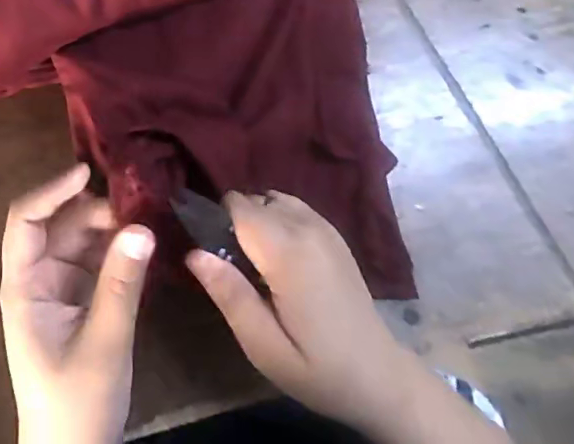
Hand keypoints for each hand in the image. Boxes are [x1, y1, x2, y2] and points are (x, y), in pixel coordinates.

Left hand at [0, 164, 154, 443]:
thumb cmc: (75, 404)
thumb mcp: (104, 343)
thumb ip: (121, 284)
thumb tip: (142, 226)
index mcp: (24, 286)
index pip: (24, 221)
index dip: (51, 191)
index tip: (88, 171)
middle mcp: (37, 278)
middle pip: (59, 225)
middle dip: (93, 209)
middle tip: (137, 205)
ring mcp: (58, 287)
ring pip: (80, 238)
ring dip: (109, 226)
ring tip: (146, 218)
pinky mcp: (79, 299)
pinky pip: (95, 259)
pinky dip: (117, 247)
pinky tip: (143, 241)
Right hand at [185, 191, 508, 443]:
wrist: (380, 376)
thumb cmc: (317, 369)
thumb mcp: (264, 347)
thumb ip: (229, 295)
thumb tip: (193, 253)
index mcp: (286, 251)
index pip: (236, 205)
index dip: (215, 220)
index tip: (210, 251)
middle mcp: (306, 226)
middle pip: (252, 199)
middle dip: (234, 223)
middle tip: (235, 269)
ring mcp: (323, 225)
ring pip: (270, 198)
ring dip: (256, 219)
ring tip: (256, 262)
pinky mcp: (333, 231)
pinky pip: (291, 206)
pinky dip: (277, 218)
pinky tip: (280, 256)